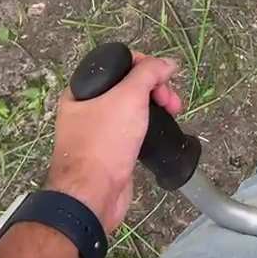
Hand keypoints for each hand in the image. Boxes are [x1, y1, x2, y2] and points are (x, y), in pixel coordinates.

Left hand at [44, 52, 181, 232]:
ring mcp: (98, 129)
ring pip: (133, 106)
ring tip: (173, 112)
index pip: (119, 62)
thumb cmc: (106, 141)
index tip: (163, 77)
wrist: (93, 195)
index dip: (145, 65)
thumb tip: (168, 63)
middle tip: (170, 100)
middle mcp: (87, 106)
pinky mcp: (110, 149)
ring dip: (156, 104)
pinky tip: (159, 128)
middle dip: (156, 87)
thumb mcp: (130, 96)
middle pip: (129, 84)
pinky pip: (133, 127)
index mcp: (82, 89)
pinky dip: (148, 123)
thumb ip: (150, 72)